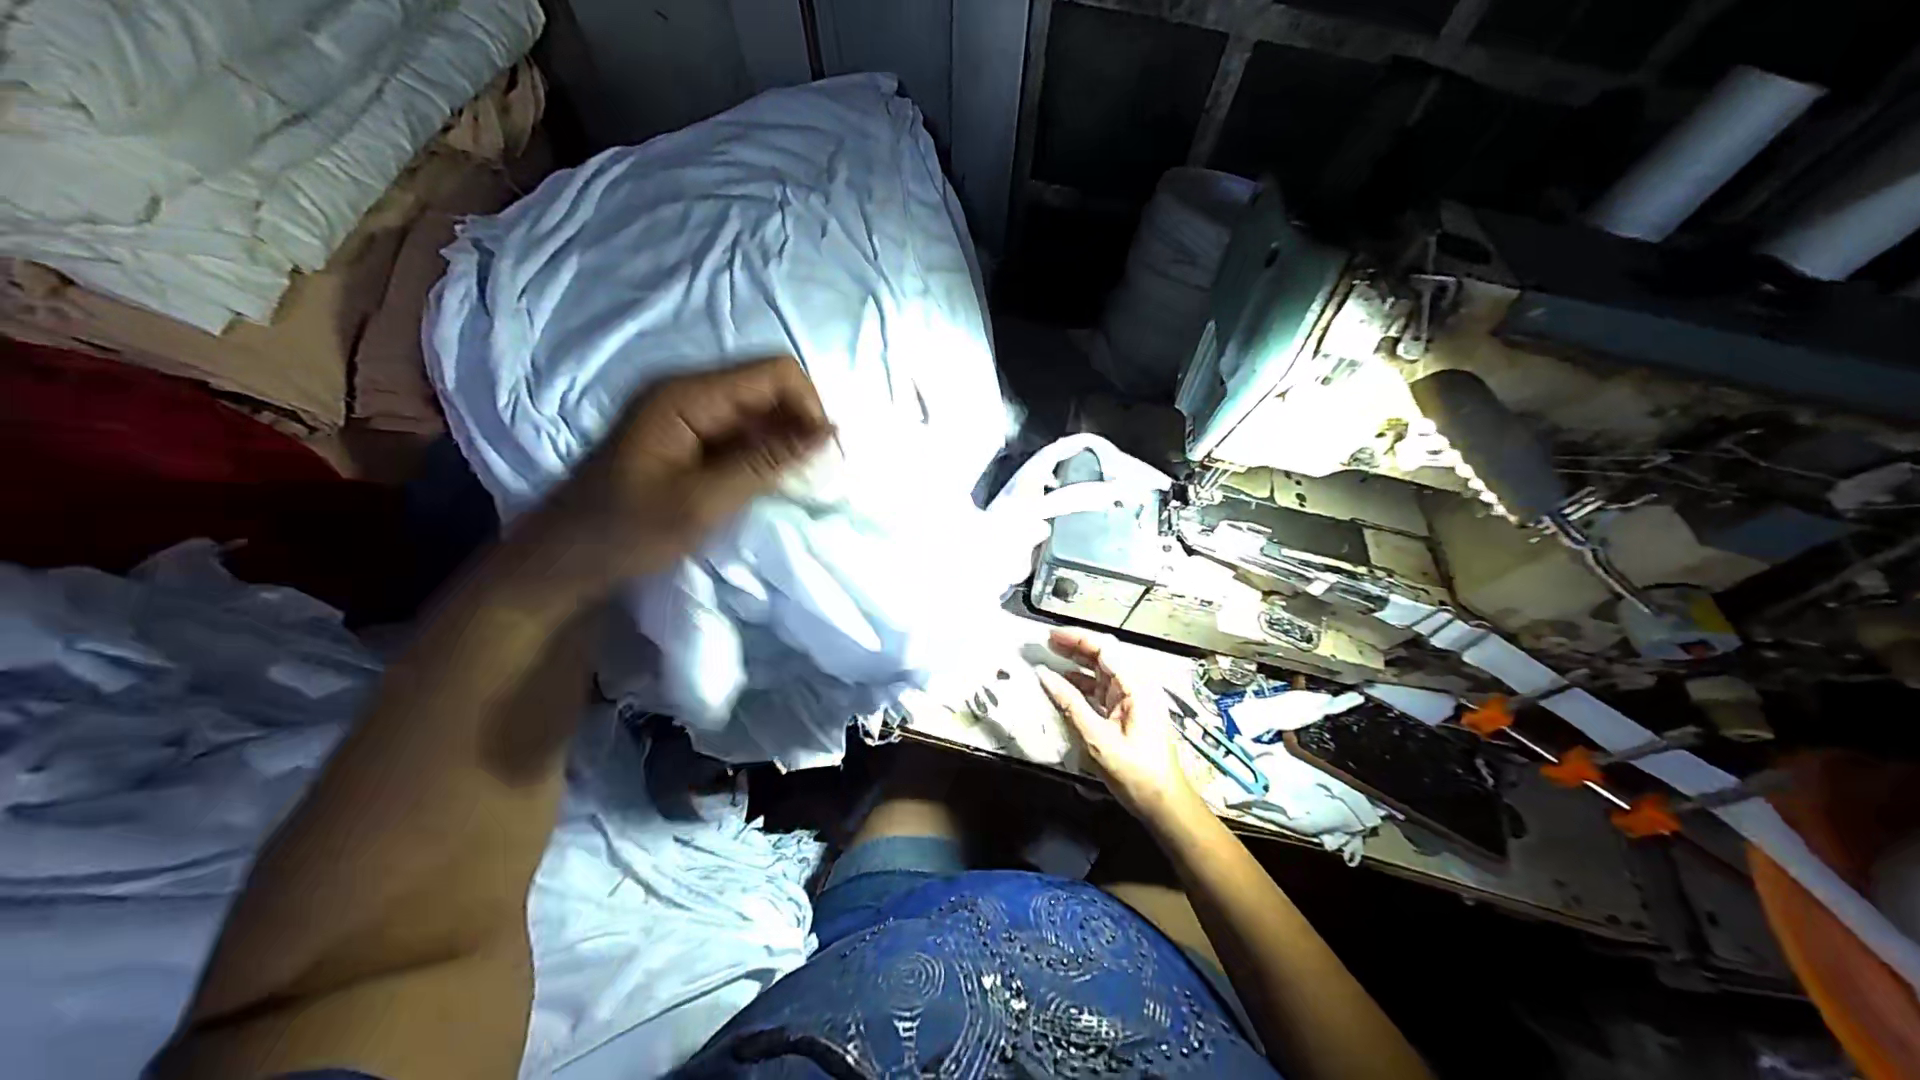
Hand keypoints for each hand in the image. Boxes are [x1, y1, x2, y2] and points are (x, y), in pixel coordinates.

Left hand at [519, 355, 831, 598]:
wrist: (564, 559)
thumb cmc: (628, 531)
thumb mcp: (704, 501)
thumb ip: (768, 462)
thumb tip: (830, 434)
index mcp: (687, 395)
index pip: (774, 372)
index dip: (809, 407)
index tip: (824, 456)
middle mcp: (688, 392)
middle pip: (768, 387)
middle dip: (801, 425)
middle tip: (814, 476)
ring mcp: (686, 414)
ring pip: (758, 411)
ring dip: (785, 441)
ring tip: (796, 484)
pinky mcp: (687, 437)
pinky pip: (740, 432)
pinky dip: (764, 453)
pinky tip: (770, 483)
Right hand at [1037, 628, 1202, 822]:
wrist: (1161, 801)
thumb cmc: (1136, 772)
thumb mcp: (1097, 738)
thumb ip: (1069, 704)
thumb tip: (1045, 676)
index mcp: (1136, 686)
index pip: (1105, 648)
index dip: (1077, 638)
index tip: (1052, 635)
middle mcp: (1136, 686)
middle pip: (1103, 655)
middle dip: (1075, 646)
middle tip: (1047, 642)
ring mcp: (1131, 698)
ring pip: (1100, 670)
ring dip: (1075, 663)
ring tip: (1050, 658)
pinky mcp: (1125, 711)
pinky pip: (1100, 688)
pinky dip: (1080, 683)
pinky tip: (1062, 684)